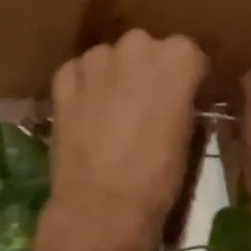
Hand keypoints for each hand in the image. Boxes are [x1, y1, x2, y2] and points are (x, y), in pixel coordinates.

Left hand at [41, 31, 207, 250]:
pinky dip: (81, 90)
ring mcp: (96, 60)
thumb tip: (174, 102)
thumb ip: (181, 105)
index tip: (182, 104)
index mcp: (178, 57)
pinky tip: (84, 118)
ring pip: (108, 61)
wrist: (102, 206)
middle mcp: (137, 45)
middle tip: (144, 111)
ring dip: (111, 80)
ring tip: (110, 117)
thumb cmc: (157, 178)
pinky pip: (76, 76)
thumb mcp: (186, 138)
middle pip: (144, 53)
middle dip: (145, 75)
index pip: (188, 58)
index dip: (184, 83)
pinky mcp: (63, 80)